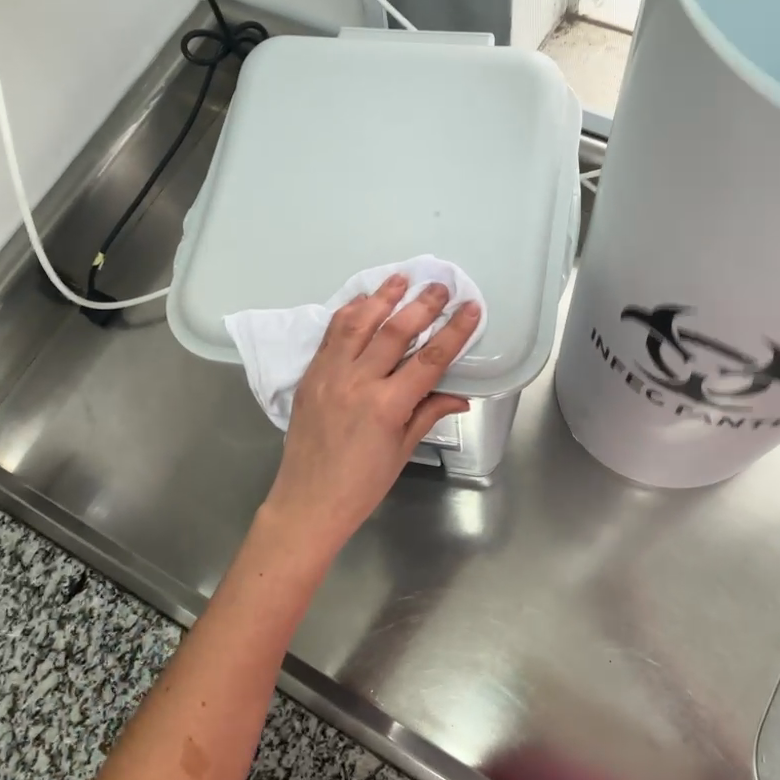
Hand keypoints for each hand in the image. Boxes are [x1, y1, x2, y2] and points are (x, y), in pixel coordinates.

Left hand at [261, 276, 480, 545]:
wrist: (308, 501)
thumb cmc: (361, 486)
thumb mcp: (402, 451)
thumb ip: (427, 414)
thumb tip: (460, 397)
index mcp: (387, 406)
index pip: (430, 359)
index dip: (454, 331)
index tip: (470, 308)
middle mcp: (358, 383)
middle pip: (395, 331)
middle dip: (421, 304)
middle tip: (439, 285)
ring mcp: (329, 376)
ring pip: (358, 324)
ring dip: (382, 298)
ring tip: (400, 278)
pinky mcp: (310, 376)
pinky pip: (330, 336)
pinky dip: (347, 314)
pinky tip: (361, 302)